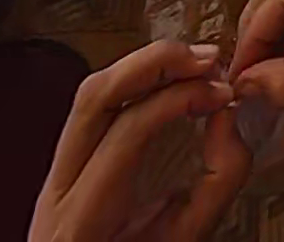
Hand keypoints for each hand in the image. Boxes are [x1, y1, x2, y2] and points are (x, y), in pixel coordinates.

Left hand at [30, 41, 250, 241]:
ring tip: (197, 62)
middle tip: (209, 59)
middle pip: (96, 95)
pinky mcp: (70, 159)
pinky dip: (144, 77)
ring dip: (151, 63)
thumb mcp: (187, 240)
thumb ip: (218, 178)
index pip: (128, 129)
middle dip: (158, 62)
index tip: (224, 94)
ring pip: (95, 89)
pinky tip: (176, 77)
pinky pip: (104, 99)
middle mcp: (56, 191)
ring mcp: (56, 173)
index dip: (182, 98)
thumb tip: (228, 112)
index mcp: (80, 222)